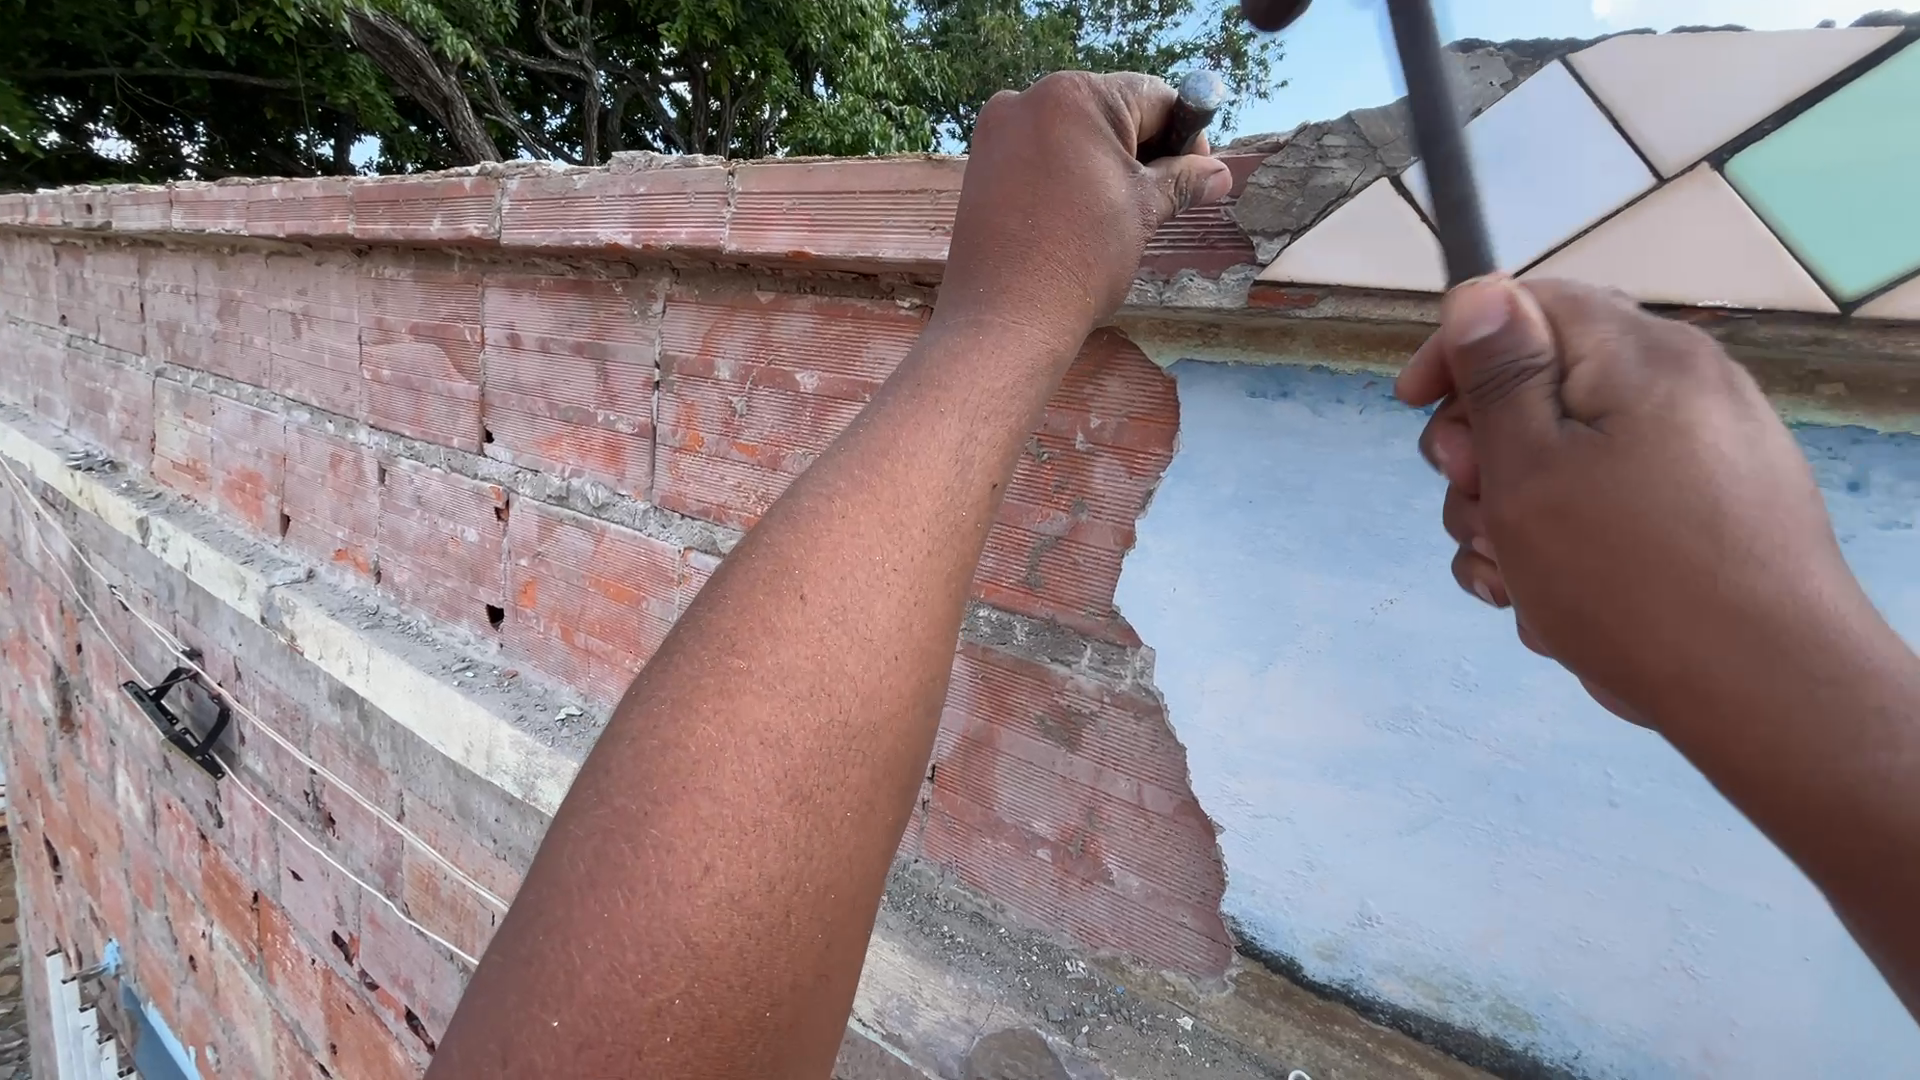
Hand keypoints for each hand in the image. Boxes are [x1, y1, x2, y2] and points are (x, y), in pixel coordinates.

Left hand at [935, 71, 1233, 343]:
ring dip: (1100, 172)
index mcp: (1073, 96)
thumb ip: (1181, 182)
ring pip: (1070, 142)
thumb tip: (1219, 173)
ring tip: (1109, 223)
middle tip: (1153, 207)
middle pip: (1107, 117)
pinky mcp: (980, 173)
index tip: (1194, 177)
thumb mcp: (1143, 214)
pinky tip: (1072, 225)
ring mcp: (996, 138)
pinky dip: (1062, 184)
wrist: (1007, 320)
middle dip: (1138, 157)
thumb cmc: (1079, 262)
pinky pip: (1036, 163)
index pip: (1151, 98)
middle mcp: (1026, 102)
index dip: (1185, 137)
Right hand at [1397, 277, 1874, 733]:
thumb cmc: (1621, 570)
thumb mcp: (1529, 466)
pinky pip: (1579, 502)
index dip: (1457, 345)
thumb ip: (1499, 375)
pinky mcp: (1672, 511)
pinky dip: (1538, 540)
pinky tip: (1528, 589)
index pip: (1530, 304)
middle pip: (1528, 386)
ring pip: (1542, 456)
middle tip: (1470, 494)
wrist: (1754, 689)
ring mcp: (1675, 456)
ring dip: (1496, 508)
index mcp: (1639, 361)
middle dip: (1474, 446)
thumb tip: (1477, 291)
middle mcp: (1668, 393)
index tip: (1409, 402)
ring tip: (1504, 565)